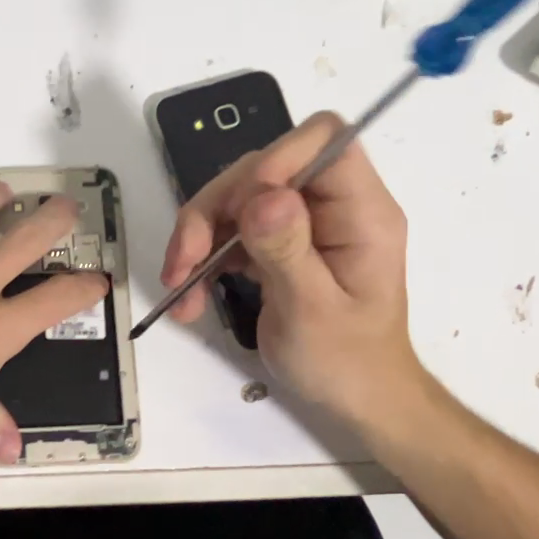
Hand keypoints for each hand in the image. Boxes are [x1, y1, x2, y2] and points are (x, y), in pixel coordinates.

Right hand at [159, 112, 426, 427]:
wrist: (354, 397)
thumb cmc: (344, 361)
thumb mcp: (313, 310)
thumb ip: (288, 251)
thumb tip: (263, 197)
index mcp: (360, 212)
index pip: (323, 141)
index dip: (273, 160)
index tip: (237, 210)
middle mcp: (330, 207)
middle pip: (260, 171)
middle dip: (213, 211)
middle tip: (184, 263)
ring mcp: (300, 225)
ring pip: (235, 201)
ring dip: (197, 239)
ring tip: (179, 288)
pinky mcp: (276, 244)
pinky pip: (229, 231)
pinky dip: (201, 259)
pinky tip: (190, 295)